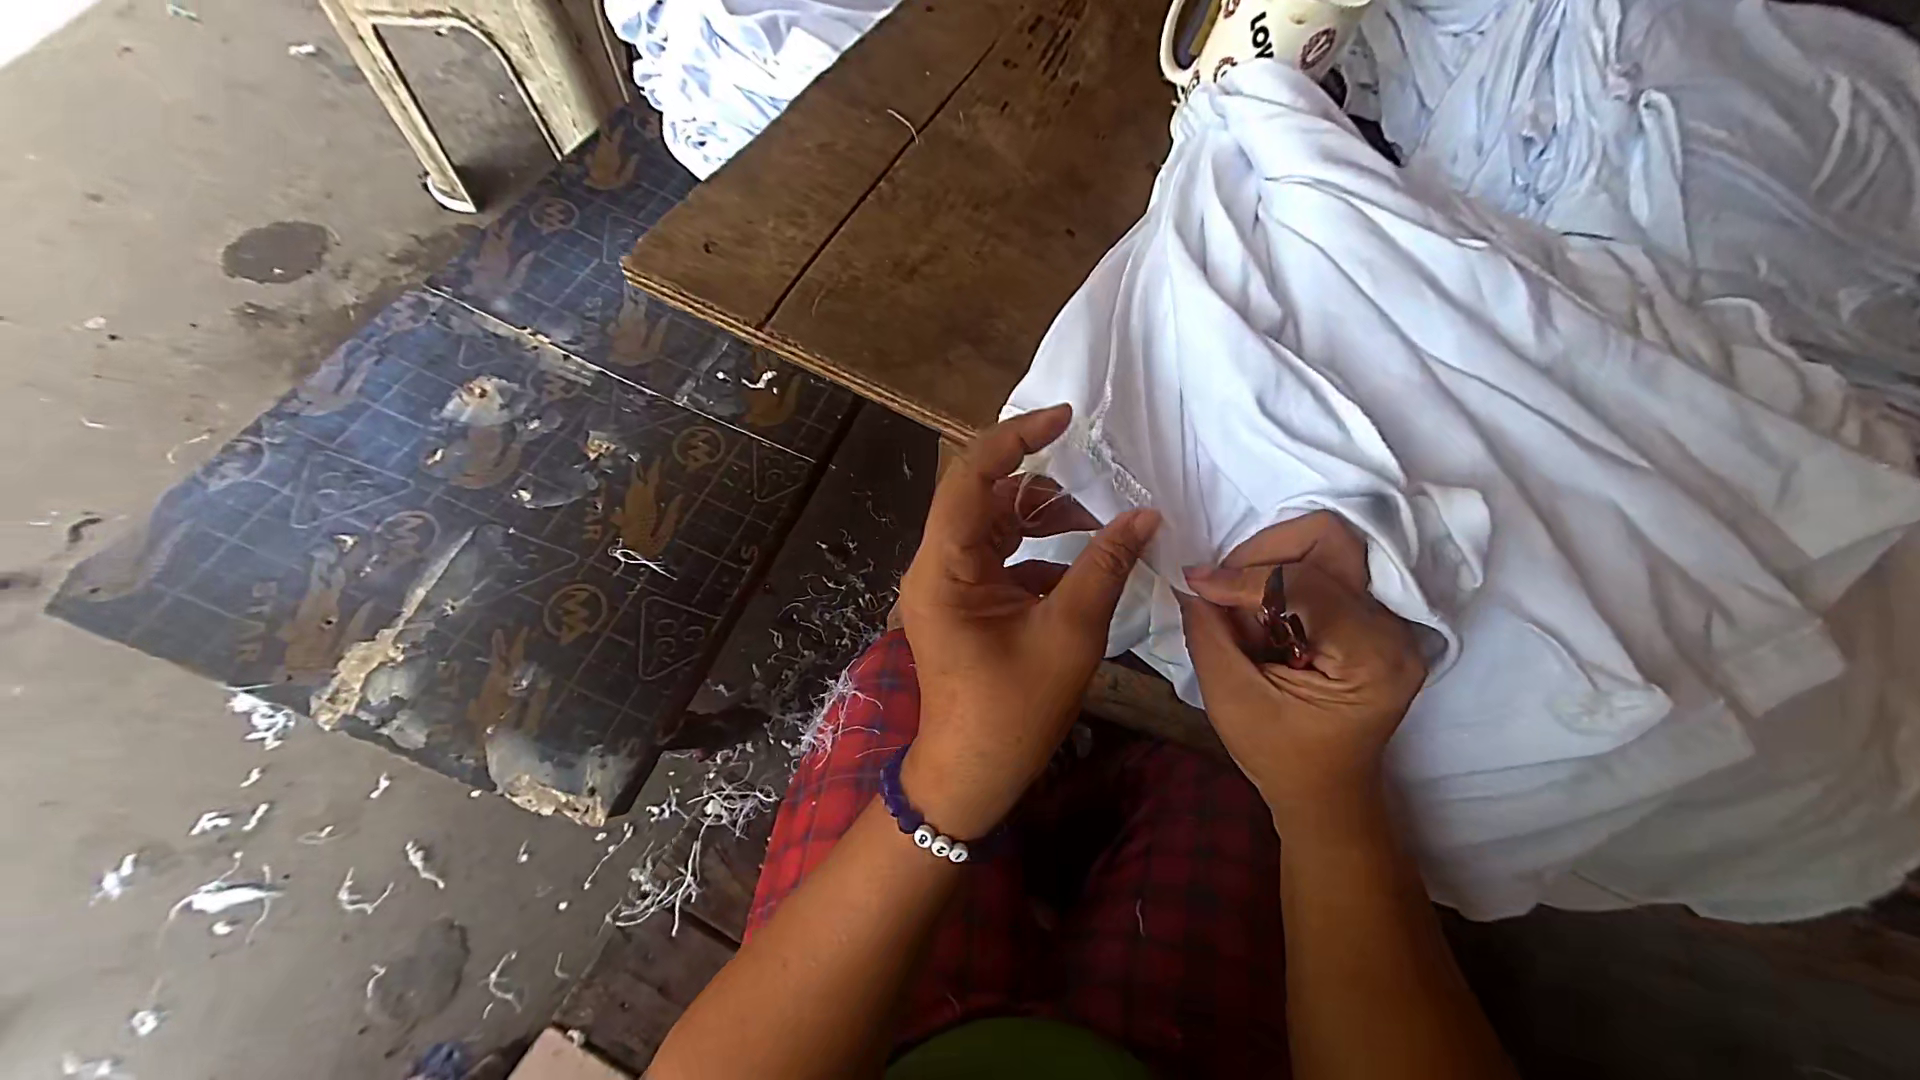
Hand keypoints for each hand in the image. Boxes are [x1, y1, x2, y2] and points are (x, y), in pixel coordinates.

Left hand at [896, 405, 1160, 838]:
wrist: (971, 774)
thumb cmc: (1014, 711)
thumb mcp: (1069, 634)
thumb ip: (1105, 567)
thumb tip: (1144, 516)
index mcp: (945, 566)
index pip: (970, 475)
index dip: (1016, 438)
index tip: (1064, 418)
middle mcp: (936, 565)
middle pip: (985, 498)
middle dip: (1042, 490)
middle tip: (1097, 496)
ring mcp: (947, 584)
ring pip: (994, 527)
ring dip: (1044, 522)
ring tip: (1097, 533)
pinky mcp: (963, 601)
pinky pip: (999, 558)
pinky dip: (1038, 555)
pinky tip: (1080, 571)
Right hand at [1176, 512, 1426, 836]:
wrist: (1324, 791)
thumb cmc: (1281, 756)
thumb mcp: (1231, 700)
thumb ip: (1208, 634)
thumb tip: (1194, 582)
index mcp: (1371, 657)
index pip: (1306, 584)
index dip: (1244, 578)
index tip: (1196, 584)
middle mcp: (1393, 627)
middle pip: (1330, 539)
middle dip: (1264, 553)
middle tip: (1227, 589)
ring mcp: (1389, 617)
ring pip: (1325, 545)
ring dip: (1269, 565)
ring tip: (1245, 613)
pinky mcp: (1371, 614)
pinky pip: (1322, 565)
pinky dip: (1279, 577)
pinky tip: (1262, 617)